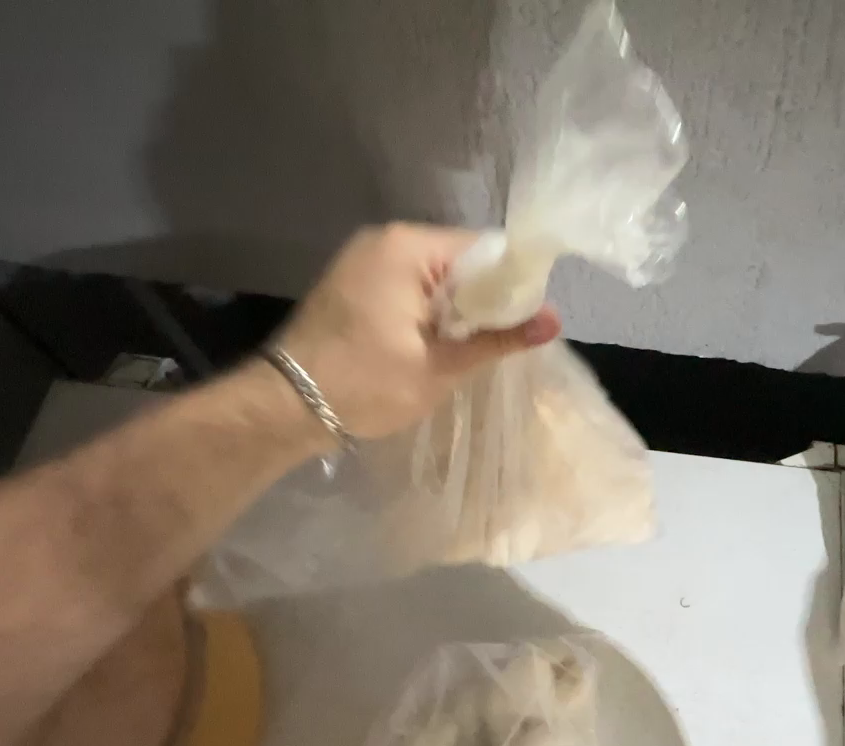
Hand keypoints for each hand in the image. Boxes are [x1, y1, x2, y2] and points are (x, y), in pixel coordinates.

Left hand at [269, 224, 561, 441]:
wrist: (289, 406)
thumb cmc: (368, 383)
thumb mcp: (442, 365)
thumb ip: (499, 338)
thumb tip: (555, 320)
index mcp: (408, 248)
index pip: (484, 248)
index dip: (514, 282)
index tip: (531, 318)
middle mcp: (387, 240)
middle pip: (462, 259)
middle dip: (489, 297)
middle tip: (510, 338)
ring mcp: (367, 260)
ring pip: (439, 276)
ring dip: (462, 308)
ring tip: (479, 345)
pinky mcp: (358, 283)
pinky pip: (413, 286)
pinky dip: (435, 310)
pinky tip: (444, 342)